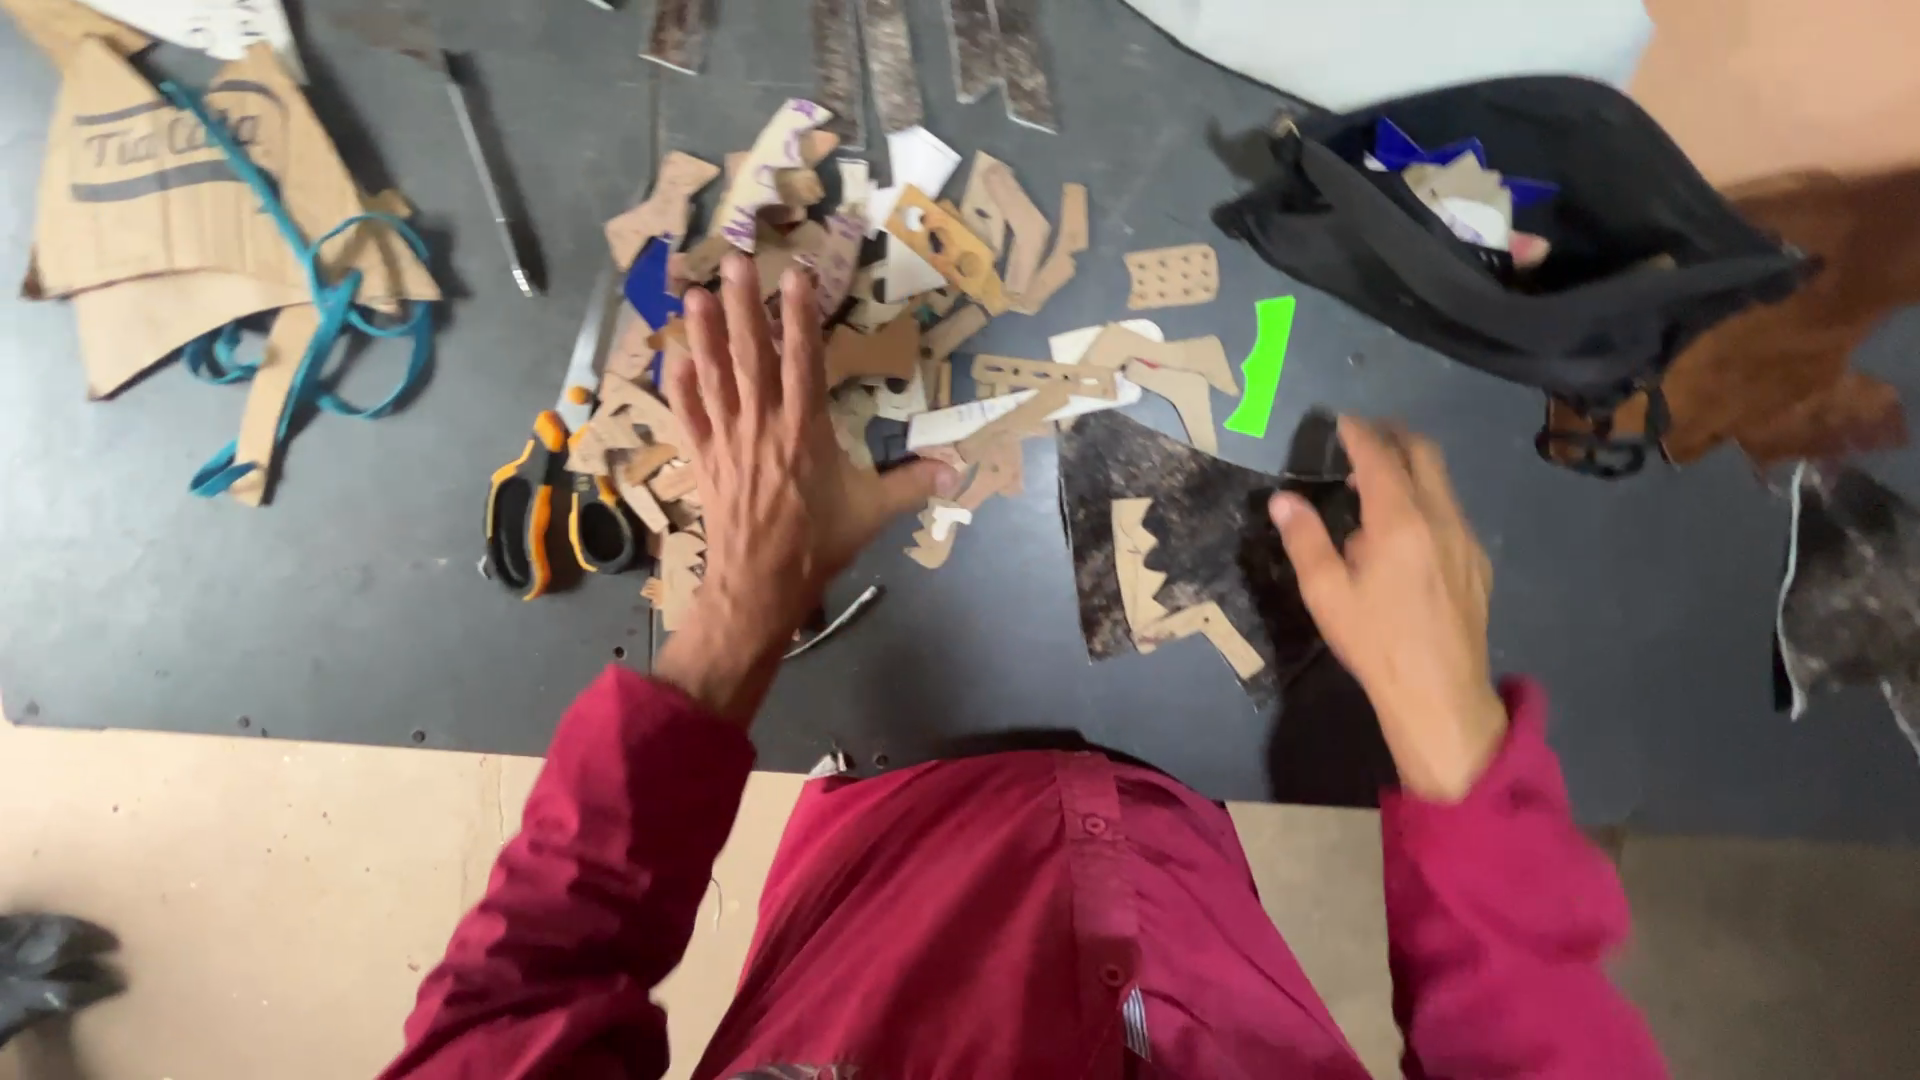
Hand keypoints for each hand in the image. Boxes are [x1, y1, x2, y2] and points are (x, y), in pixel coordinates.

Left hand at [654, 253, 956, 722]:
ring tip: (697, 292)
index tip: (796, 275)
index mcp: (805, 429)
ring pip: (715, 376)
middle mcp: (763, 423)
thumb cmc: (817, 543)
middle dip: (745, 305)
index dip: (800, 315)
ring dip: (705, 333)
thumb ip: (913, 486)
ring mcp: (728, 440)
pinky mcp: (705, 460)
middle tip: (735, 260)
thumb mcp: (873, 514)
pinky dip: (680, 387)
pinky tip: (673, 360)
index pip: (803, 359)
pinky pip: (689, 416)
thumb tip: (958, 472)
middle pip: (752, 354)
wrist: (759, 583)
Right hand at [1269, 418, 1506, 801]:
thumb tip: (1283, 499)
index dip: (1359, 434)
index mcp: (1400, 522)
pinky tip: (1403, 525)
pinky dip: (1425, 495)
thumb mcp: (1325, 592)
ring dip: (1411, 465)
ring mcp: (1466, 539)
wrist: (1438, 691)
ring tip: (1377, 476)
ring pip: (1442, 482)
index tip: (1341, 420)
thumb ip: (1304, 538)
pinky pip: (1451, 509)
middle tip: (1364, 432)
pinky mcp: (1476, 561)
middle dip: (1394, 434)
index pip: (1381, 459)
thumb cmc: (1374, 640)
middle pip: (1425, 455)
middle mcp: (1441, 519)